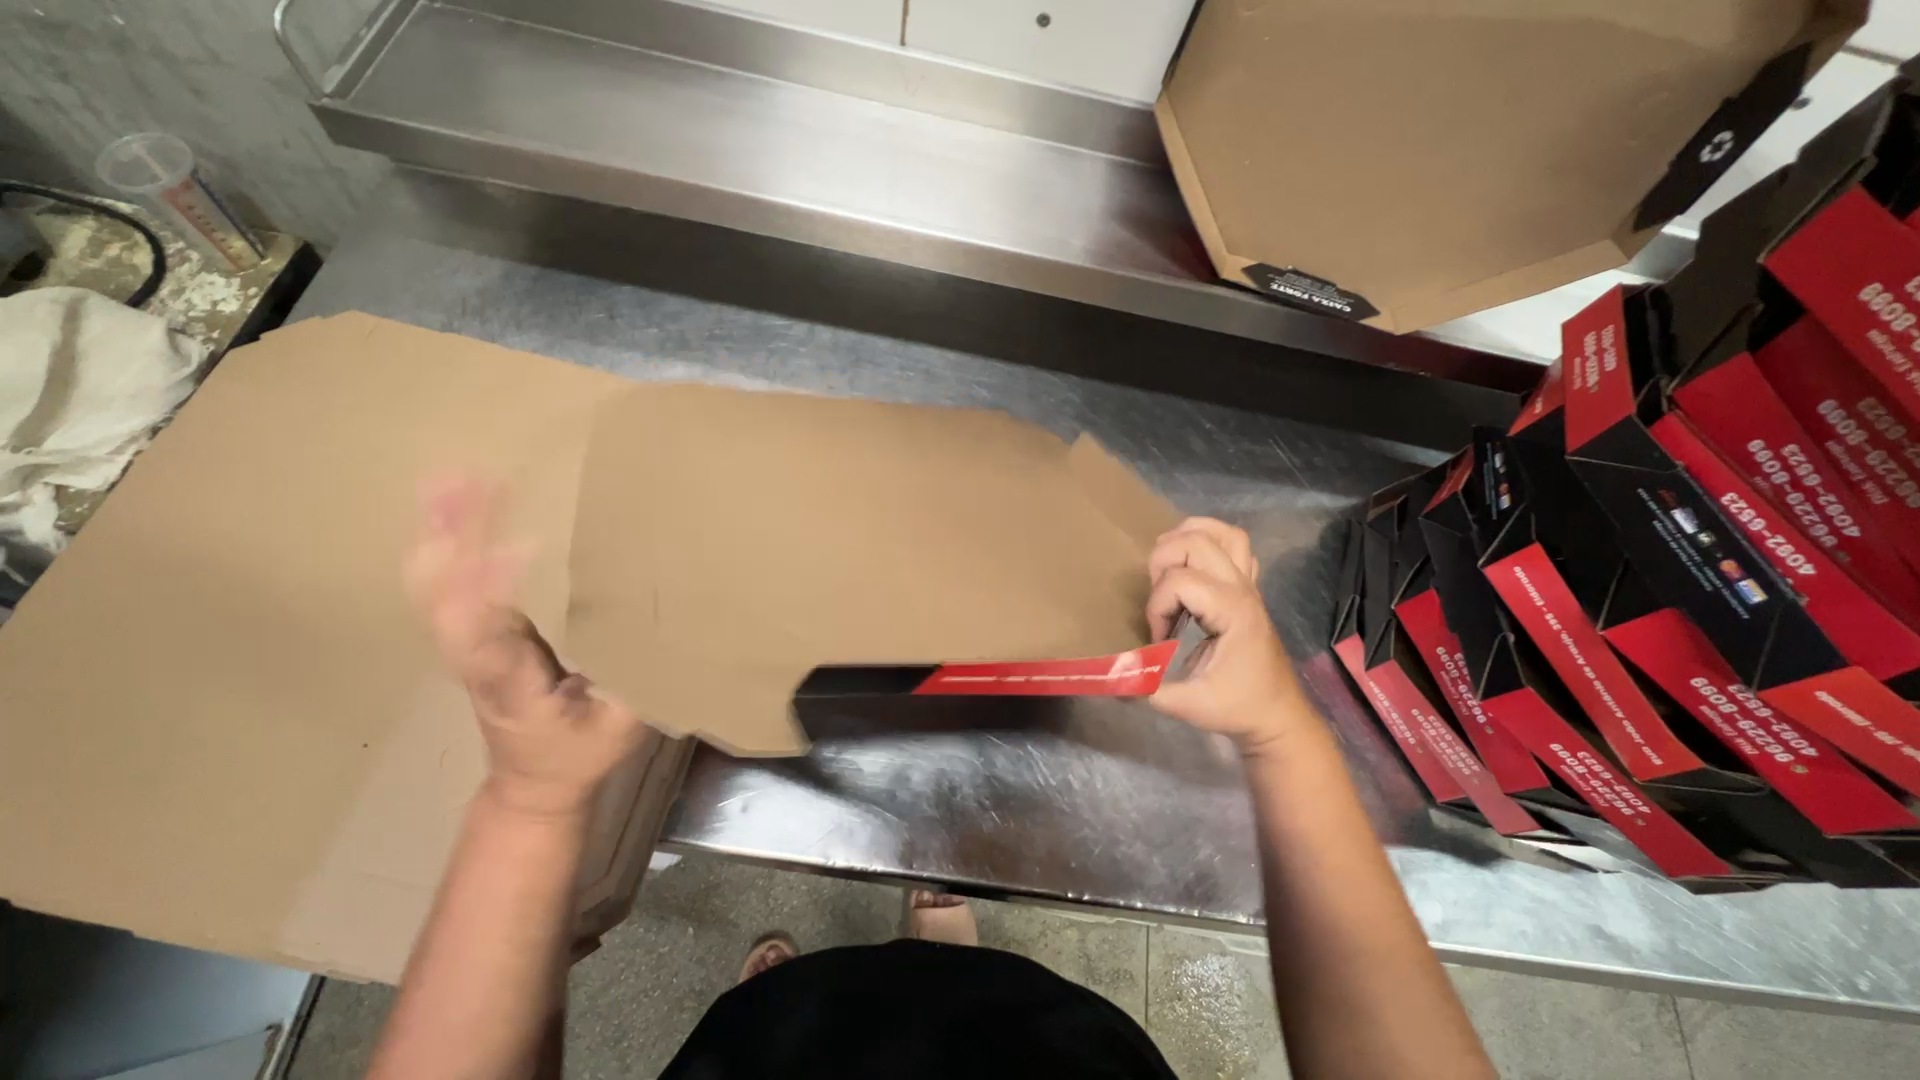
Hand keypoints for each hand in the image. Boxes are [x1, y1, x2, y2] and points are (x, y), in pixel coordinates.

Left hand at [406, 474, 648, 819]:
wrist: (530, 782)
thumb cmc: (580, 753)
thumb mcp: (621, 727)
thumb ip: (635, 679)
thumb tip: (662, 618)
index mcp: (514, 686)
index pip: (494, 640)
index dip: (498, 594)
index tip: (523, 545)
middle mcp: (476, 660)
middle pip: (446, 598)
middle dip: (455, 540)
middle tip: (467, 481)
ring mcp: (461, 646)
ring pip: (433, 586)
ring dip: (438, 532)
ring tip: (449, 477)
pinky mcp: (463, 635)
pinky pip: (439, 584)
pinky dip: (439, 540)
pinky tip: (446, 501)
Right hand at [1146, 518, 1312, 753]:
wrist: (1279, 716)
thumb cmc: (1238, 708)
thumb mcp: (1188, 704)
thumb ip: (1146, 688)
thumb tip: (1108, 679)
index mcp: (1232, 611)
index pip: (1179, 581)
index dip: (1157, 608)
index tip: (1160, 642)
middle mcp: (1242, 589)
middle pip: (1197, 541)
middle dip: (1163, 562)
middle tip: (1158, 596)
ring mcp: (1250, 585)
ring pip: (1223, 533)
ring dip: (1189, 538)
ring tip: (1168, 566)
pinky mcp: (1250, 589)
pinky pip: (1237, 547)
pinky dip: (1212, 543)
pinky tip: (1194, 567)